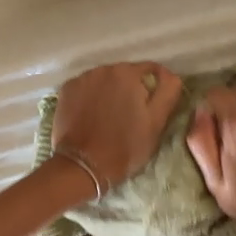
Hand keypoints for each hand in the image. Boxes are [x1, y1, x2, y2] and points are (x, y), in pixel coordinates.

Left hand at [50, 62, 184, 188]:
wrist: (83, 167)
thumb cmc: (125, 146)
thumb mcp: (156, 122)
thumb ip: (168, 91)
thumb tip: (169, 74)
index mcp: (128, 73)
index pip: (151, 70)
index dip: (156, 88)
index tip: (153, 107)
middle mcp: (104, 68)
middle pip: (126, 74)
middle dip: (131, 89)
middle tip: (132, 115)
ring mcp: (82, 78)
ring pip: (105, 80)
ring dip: (110, 92)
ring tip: (110, 116)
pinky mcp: (66, 90)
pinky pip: (86, 87)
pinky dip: (91, 97)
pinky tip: (92, 115)